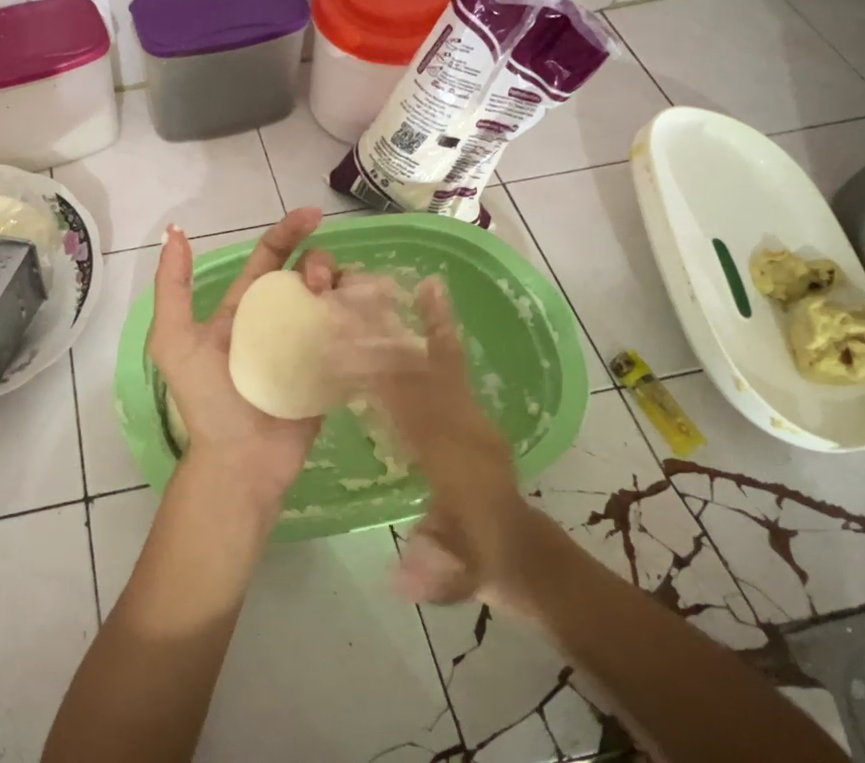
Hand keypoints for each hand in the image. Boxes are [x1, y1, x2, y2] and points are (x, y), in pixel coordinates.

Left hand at [149, 207, 338, 507]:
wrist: (241, 459)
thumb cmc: (208, 400)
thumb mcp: (174, 340)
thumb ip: (172, 288)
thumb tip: (173, 232)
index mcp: (244, 308)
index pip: (269, 258)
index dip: (289, 233)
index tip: (313, 216)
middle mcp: (278, 319)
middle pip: (310, 273)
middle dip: (320, 263)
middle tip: (318, 283)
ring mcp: (308, 344)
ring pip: (336, 299)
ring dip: (344, 287)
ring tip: (337, 304)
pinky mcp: (332, 370)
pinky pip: (354, 335)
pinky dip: (363, 318)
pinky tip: (365, 317)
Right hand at [329, 275, 542, 606]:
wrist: (526, 559)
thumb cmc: (480, 563)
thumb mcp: (455, 571)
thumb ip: (432, 572)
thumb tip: (400, 581)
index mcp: (454, 462)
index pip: (411, 410)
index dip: (376, 379)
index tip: (339, 350)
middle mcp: (464, 427)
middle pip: (422, 372)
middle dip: (385, 336)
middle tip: (352, 297)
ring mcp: (472, 416)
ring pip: (440, 359)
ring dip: (414, 322)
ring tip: (392, 282)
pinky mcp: (472, 414)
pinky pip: (454, 364)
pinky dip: (441, 329)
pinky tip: (431, 296)